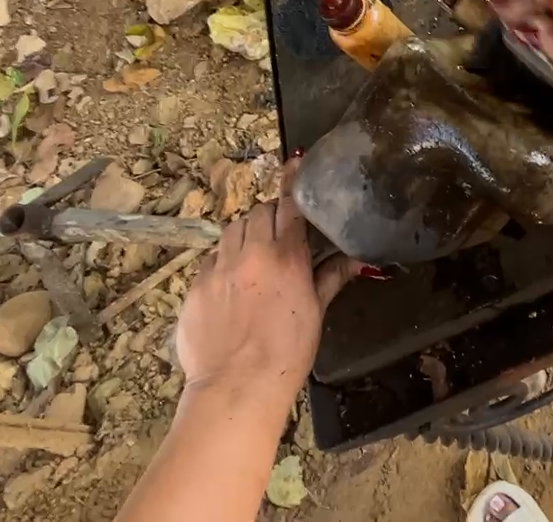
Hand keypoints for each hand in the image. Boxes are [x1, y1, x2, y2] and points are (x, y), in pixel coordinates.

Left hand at [174, 194, 357, 402]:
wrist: (237, 388)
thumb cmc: (287, 352)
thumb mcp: (316, 311)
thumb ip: (332, 277)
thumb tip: (358, 259)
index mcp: (285, 256)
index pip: (289, 205)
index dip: (294, 182)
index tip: (296, 164)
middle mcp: (250, 254)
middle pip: (258, 213)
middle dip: (270, 216)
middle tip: (280, 232)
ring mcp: (218, 270)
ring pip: (231, 231)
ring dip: (245, 233)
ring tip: (254, 253)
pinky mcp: (195, 289)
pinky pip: (210, 261)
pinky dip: (222, 261)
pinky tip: (231, 283)